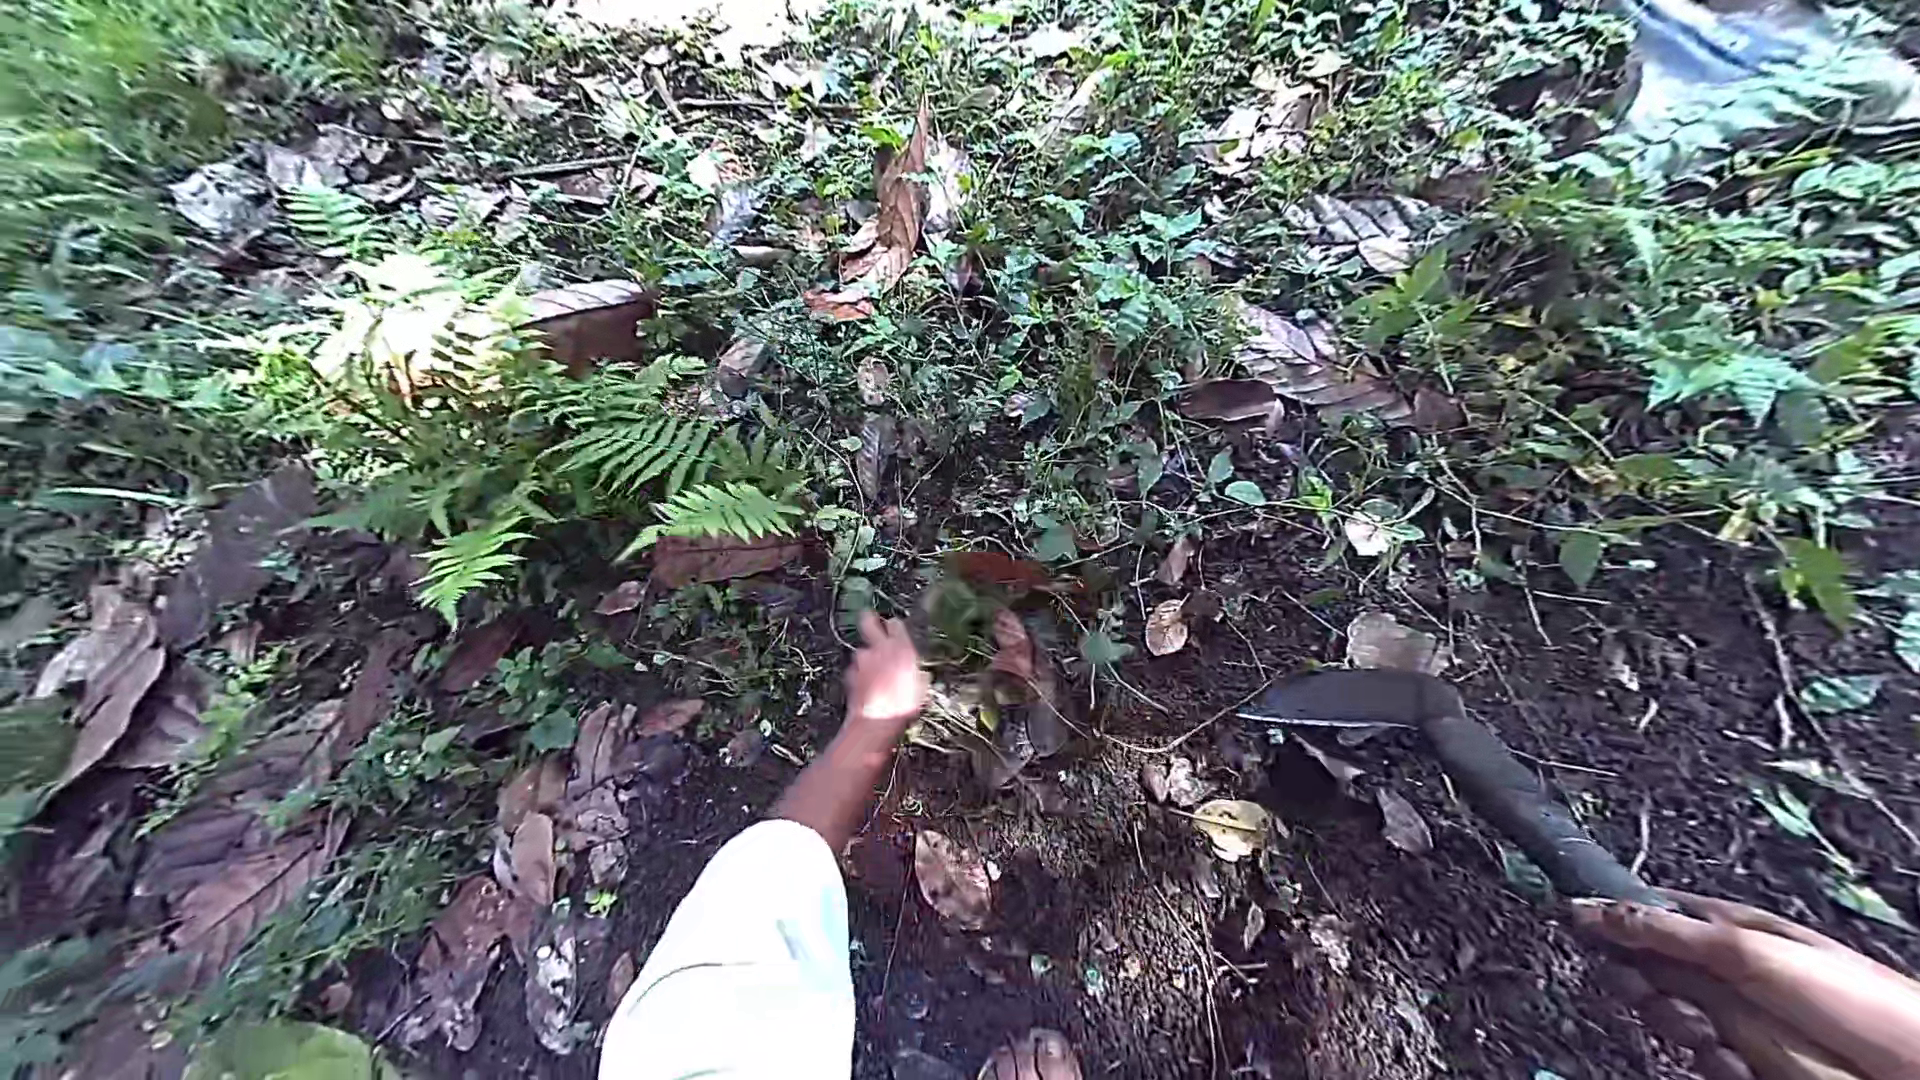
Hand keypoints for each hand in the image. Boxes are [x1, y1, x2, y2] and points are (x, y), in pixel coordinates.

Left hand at [843, 611, 927, 736]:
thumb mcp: (921, 688)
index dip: (895, 626)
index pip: (895, 623)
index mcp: (901, 647)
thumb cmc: (903, 706)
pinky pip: (856, 669)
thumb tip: (919, 674)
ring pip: (863, 650)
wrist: (877, 722)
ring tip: (877, 674)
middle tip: (873, 622)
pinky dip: (861, 674)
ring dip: (868, 658)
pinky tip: (869, 687)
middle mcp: (879, 649)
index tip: (895, 629)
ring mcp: (862, 660)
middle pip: (868, 620)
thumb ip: (917, 674)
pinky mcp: (850, 673)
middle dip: (869, 618)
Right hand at [1574, 890, 1919, 1079]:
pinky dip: (1712, 1062)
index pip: (1642, 913)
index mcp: (1723, 931)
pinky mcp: (1748, 1066)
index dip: (1611, 921)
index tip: (1589, 933)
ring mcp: (1739, 1023)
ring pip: (1667, 1014)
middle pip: (1642, 966)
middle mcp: (1723, 973)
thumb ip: (1657, 926)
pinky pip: (1702, 1060)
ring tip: (1711, 1038)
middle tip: (1652, 992)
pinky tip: (1736, 1064)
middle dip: (1639, 981)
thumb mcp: (1746, 950)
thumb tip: (1577, 906)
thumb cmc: (1856, 1004)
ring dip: (1677, 1023)